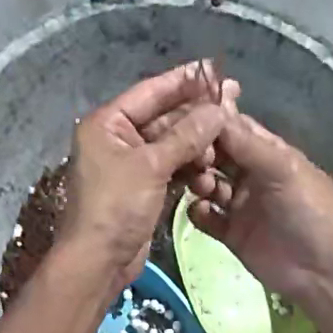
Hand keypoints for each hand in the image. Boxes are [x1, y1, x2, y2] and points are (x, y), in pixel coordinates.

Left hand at [56, 62, 233, 287]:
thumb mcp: (151, 166)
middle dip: (196, 114)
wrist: (99, 261)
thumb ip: (186, 135)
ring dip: (196, 145)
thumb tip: (218, 110)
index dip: (184, 81)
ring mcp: (130, 167)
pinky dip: (188, 168)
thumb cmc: (116, 207)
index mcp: (108, 124)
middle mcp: (117, 140)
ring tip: (227, 138)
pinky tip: (211, 166)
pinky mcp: (142, 191)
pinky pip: (170, 169)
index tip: (215, 70)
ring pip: (169, 146)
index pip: (151, 92)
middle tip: (234, 101)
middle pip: (162, 118)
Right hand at [184, 113, 332, 301]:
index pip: (235, 129)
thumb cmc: (310, 212)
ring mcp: (240, 206)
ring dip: (198, 181)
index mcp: (270, 154)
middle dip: (201, 153)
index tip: (188, 119)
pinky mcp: (231, 234)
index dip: (212, 122)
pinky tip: (200, 211)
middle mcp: (252, 176)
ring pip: (208, 185)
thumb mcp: (284, 170)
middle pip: (217, 155)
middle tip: (188, 157)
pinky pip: (206, 218)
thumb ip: (248, 145)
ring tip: (200, 187)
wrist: (320, 271)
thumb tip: (213, 116)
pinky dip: (198, 212)